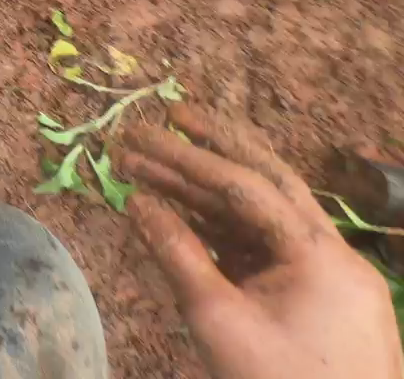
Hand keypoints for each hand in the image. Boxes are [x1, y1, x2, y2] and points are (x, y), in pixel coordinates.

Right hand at [120, 105, 403, 378]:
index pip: (244, 186)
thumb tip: (136, 200)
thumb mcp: (216, 314)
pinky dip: (214, 219)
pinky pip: (259, 240)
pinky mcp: (313, 294)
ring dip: (201, 186)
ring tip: (143, 166)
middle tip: (171, 115)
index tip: (135, 135)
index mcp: (321, 257)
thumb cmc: (277, 377)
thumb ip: (175, 249)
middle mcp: (333, 255)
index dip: (185, 156)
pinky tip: (173, 208)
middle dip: (218, 145)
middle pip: (270, 182)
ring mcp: (327, 276)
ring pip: (260, 210)